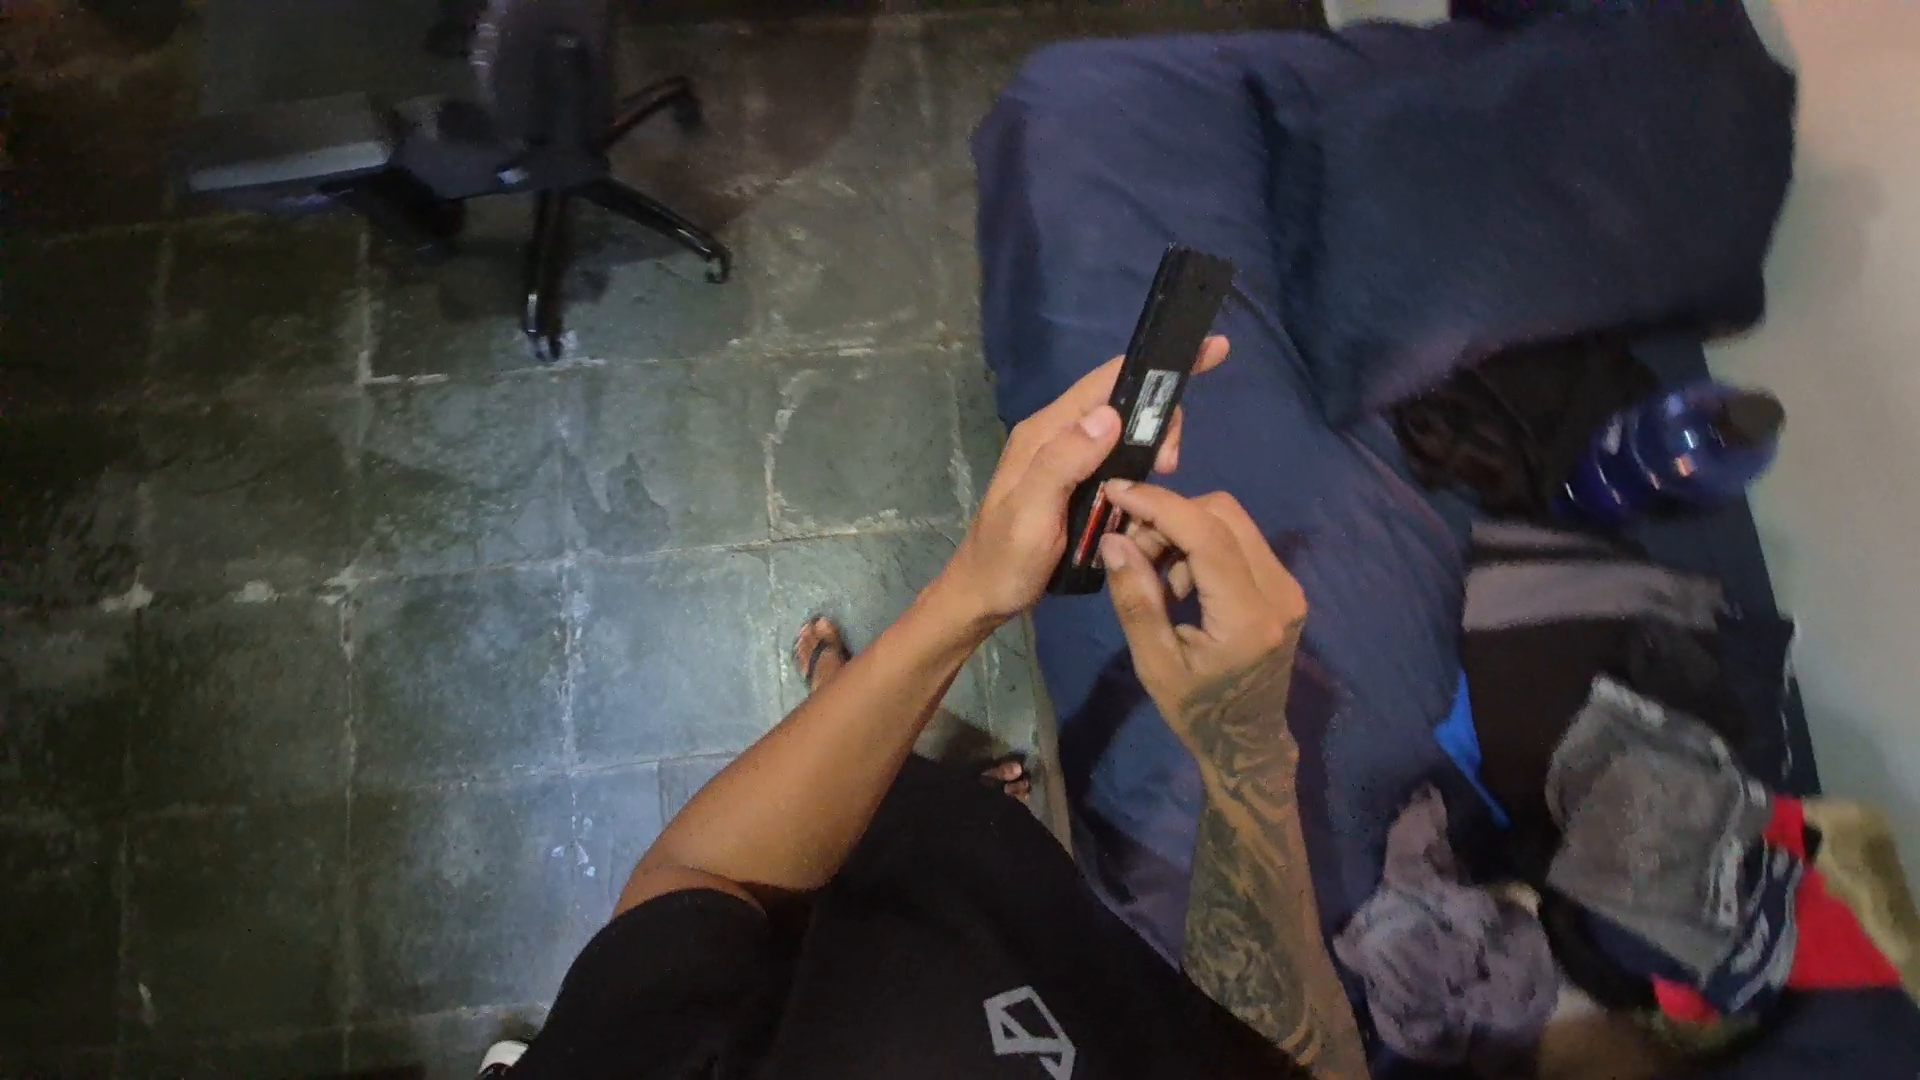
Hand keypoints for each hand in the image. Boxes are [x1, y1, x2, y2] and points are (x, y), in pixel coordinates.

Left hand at [941, 337, 1230, 622]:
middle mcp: (1055, 437)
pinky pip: (1117, 461)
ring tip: (1165, 476)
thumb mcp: (1031, 513)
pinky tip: (1149, 489)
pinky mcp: (1074, 483)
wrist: (984, 595)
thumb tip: (1110, 415)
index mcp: (1044, 434)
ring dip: (1152, 445)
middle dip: (1158, 421)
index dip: (1154, 367)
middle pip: (1120, 403)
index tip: (1211, 353)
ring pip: (1123, 433)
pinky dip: (1140, 467)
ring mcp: (1064, 460)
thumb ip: (1063, 462)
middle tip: (1170, 466)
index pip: (1104, 382)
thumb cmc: (1005, 559)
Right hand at [1096, 483, 1305, 762]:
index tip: (1117, 492)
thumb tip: (1114, 540)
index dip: (1160, 505)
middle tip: (1133, 549)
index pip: (1207, 535)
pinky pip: (1238, 538)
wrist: (1247, 741)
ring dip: (1182, 530)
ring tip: (1155, 572)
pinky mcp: (1283, 584)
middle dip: (1168, 517)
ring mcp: (1287, 585)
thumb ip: (1136, 599)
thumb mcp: (1153, 663)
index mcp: (1247, 617)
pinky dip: (1200, 543)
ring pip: (1231, 520)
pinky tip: (1180, 581)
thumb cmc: (1195, 711)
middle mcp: (1279, 591)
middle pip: (1223, 513)